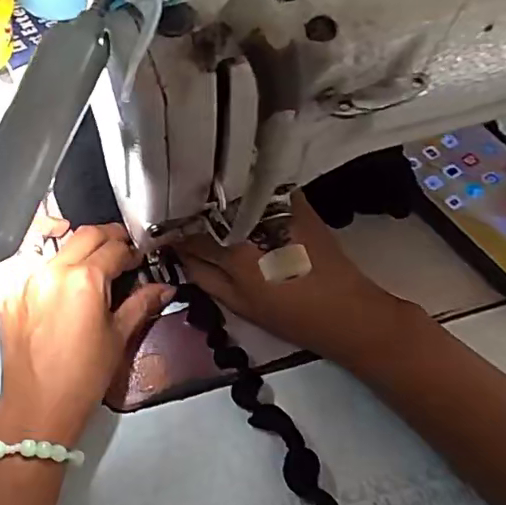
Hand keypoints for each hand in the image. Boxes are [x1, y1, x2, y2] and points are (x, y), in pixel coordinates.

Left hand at [0, 218, 173, 447]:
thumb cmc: (76, 381)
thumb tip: (160, 290)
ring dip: (78, 248)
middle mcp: (51, 274)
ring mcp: (27, 283)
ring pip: (56, 246)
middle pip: (84, 235)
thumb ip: (140, 304)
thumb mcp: (118, 338)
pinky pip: (32, 268)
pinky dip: (51, 268)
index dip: (131, 250)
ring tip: (93, 265)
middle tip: (120, 249)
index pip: (113, 248)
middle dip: (107, 237)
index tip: (137, 257)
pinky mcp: (10, 296)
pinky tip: (64, 284)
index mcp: (83, 281)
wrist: (38, 407)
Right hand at [179, 193, 426, 370]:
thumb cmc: (289, 315)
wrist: (346, 309)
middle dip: (188, 211)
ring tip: (200, 207)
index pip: (188, 232)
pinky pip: (255, 189)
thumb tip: (178, 255)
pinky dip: (240, 193)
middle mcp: (251, 218)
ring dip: (212, 198)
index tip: (159, 233)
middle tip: (175, 218)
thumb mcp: (238, 304)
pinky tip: (232, 201)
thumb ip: (204, 277)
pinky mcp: (292, 199)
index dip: (170, 233)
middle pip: (206, 207)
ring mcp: (274, 204)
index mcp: (233, 249)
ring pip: (229, 193)